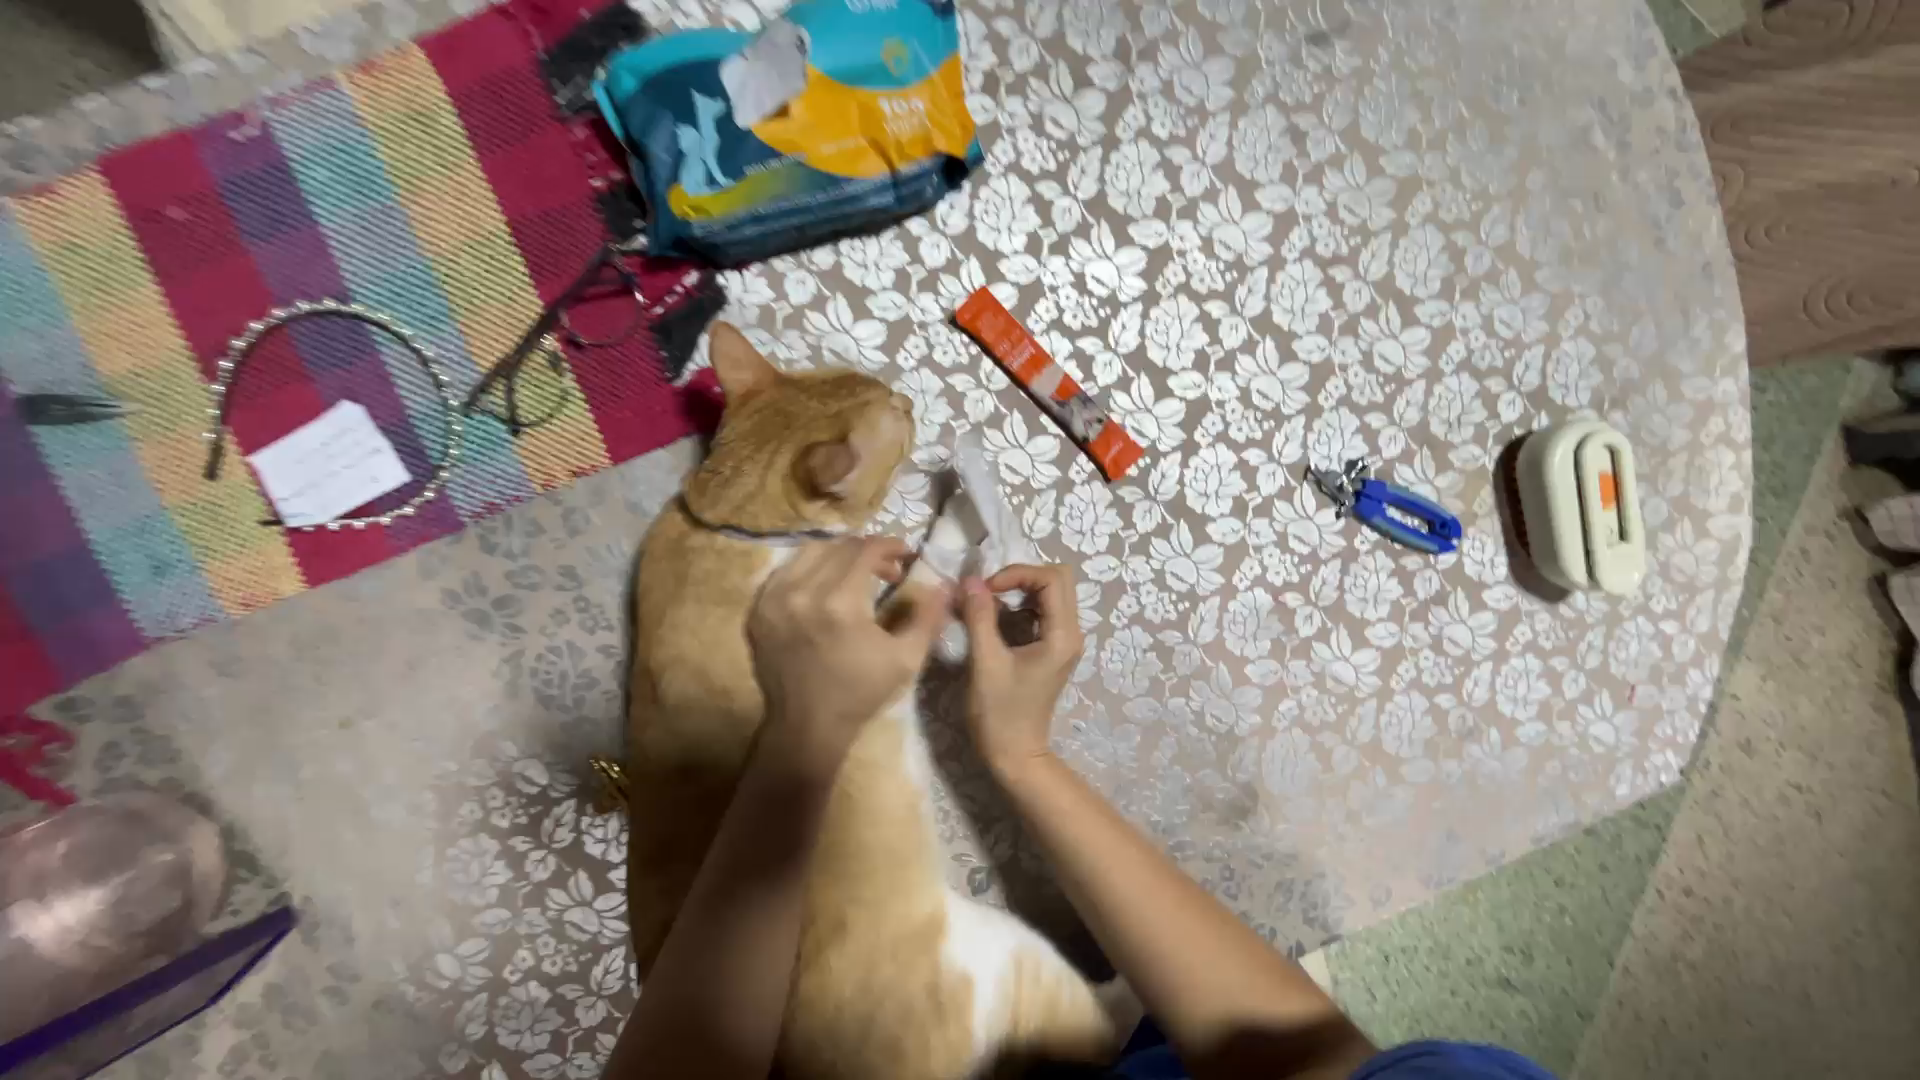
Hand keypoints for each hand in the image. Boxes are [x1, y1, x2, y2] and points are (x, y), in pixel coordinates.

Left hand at [748, 537, 950, 774]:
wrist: (807, 726)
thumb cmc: (860, 694)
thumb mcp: (907, 658)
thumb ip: (928, 616)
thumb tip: (947, 584)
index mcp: (840, 603)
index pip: (866, 550)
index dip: (891, 546)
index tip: (907, 555)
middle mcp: (802, 592)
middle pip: (839, 546)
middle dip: (868, 550)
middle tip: (887, 568)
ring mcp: (773, 599)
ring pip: (809, 551)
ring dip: (837, 553)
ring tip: (855, 571)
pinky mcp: (758, 610)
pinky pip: (784, 571)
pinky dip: (808, 568)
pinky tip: (823, 584)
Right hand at [959, 563, 1084, 777]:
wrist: (1014, 754)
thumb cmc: (999, 713)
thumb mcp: (985, 662)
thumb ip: (979, 617)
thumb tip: (971, 580)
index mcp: (1062, 635)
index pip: (1051, 578)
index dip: (1017, 573)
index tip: (986, 588)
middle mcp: (1071, 633)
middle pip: (1058, 579)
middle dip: (1020, 576)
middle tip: (989, 590)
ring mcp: (1063, 641)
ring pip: (1050, 593)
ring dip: (1019, 589)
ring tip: (987, 602)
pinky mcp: (1052, 648)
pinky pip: (1041, 611)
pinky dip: (1019, 605)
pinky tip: (993, 619)